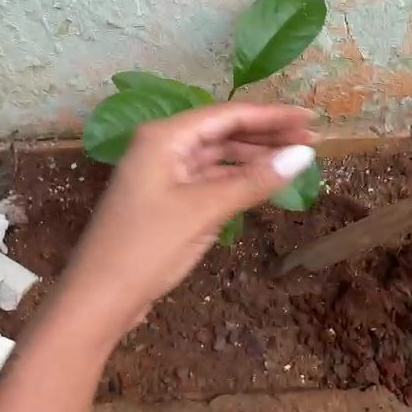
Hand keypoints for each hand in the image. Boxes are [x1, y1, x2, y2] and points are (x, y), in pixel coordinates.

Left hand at [59, 102, 315, 330]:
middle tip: (311, 139)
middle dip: (266, 134)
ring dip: (253, 157)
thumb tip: (304, 153)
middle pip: (223, 131)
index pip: (228, 115)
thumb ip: (255, 180)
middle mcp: (161, 147)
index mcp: (164, 137)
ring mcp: (162, 174)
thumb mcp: (205, 210)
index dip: (272, 115)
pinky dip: (236, 180)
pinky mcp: (165, 200)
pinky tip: (262, 183)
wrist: (99, 297)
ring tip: (293, 159)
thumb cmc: (147, 248)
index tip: (310, 117)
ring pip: (217, 156)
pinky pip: (208, 179)